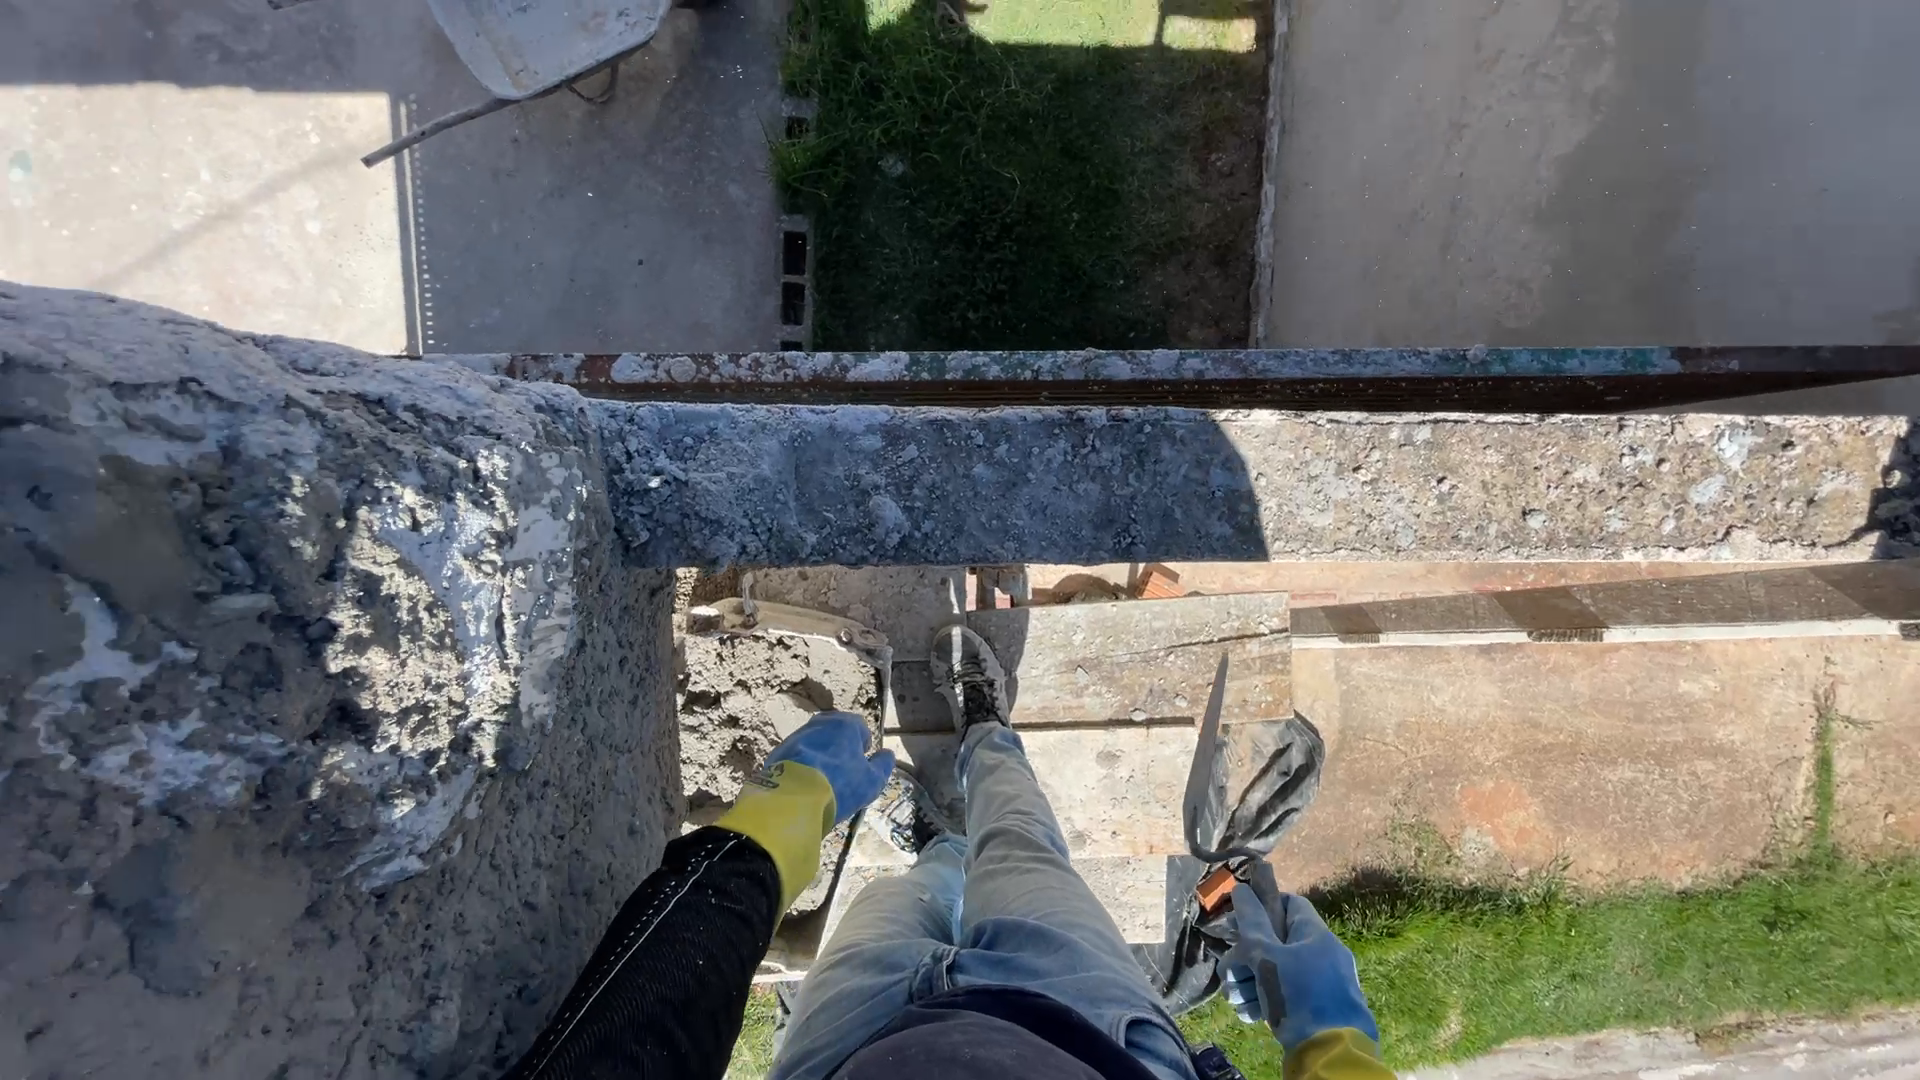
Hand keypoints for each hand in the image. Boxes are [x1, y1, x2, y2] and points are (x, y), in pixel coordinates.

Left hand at [763, 710, 894, 824]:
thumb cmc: (840, 785)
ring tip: (822, 780)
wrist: (793, 799)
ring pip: (815, 743)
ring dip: (820, 756)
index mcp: (845, 724)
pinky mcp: (778, 752)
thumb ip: (883, 765)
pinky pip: (797, 756)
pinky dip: (803, 765)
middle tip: (843, 771)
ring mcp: (796, 736)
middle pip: (835, 732)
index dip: (863, 745)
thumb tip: (887, 755)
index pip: (860, 727)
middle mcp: (820, 723)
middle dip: (840, 747)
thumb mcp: (872, 781)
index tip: (861, 763)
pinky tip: (805, 785)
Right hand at [1219, 862, 1377, 1051]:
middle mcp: (1324, 956)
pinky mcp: (1322, 1011)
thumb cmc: (1297, 996)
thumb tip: (1241, 888)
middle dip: (1247, 956)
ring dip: (1251, 981)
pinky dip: (1268, 1000)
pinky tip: (1250, 1014)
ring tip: (1235, 998)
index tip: (1239, 923)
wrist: (1332, 1058)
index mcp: (1316, 936)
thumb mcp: (1266, 956)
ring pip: (1279, 971)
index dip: (1262, 906)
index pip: (1289, 903)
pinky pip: (1290, 995)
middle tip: (1229, 971)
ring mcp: (1325, 985)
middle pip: (1277, 941)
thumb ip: (1251, 921)